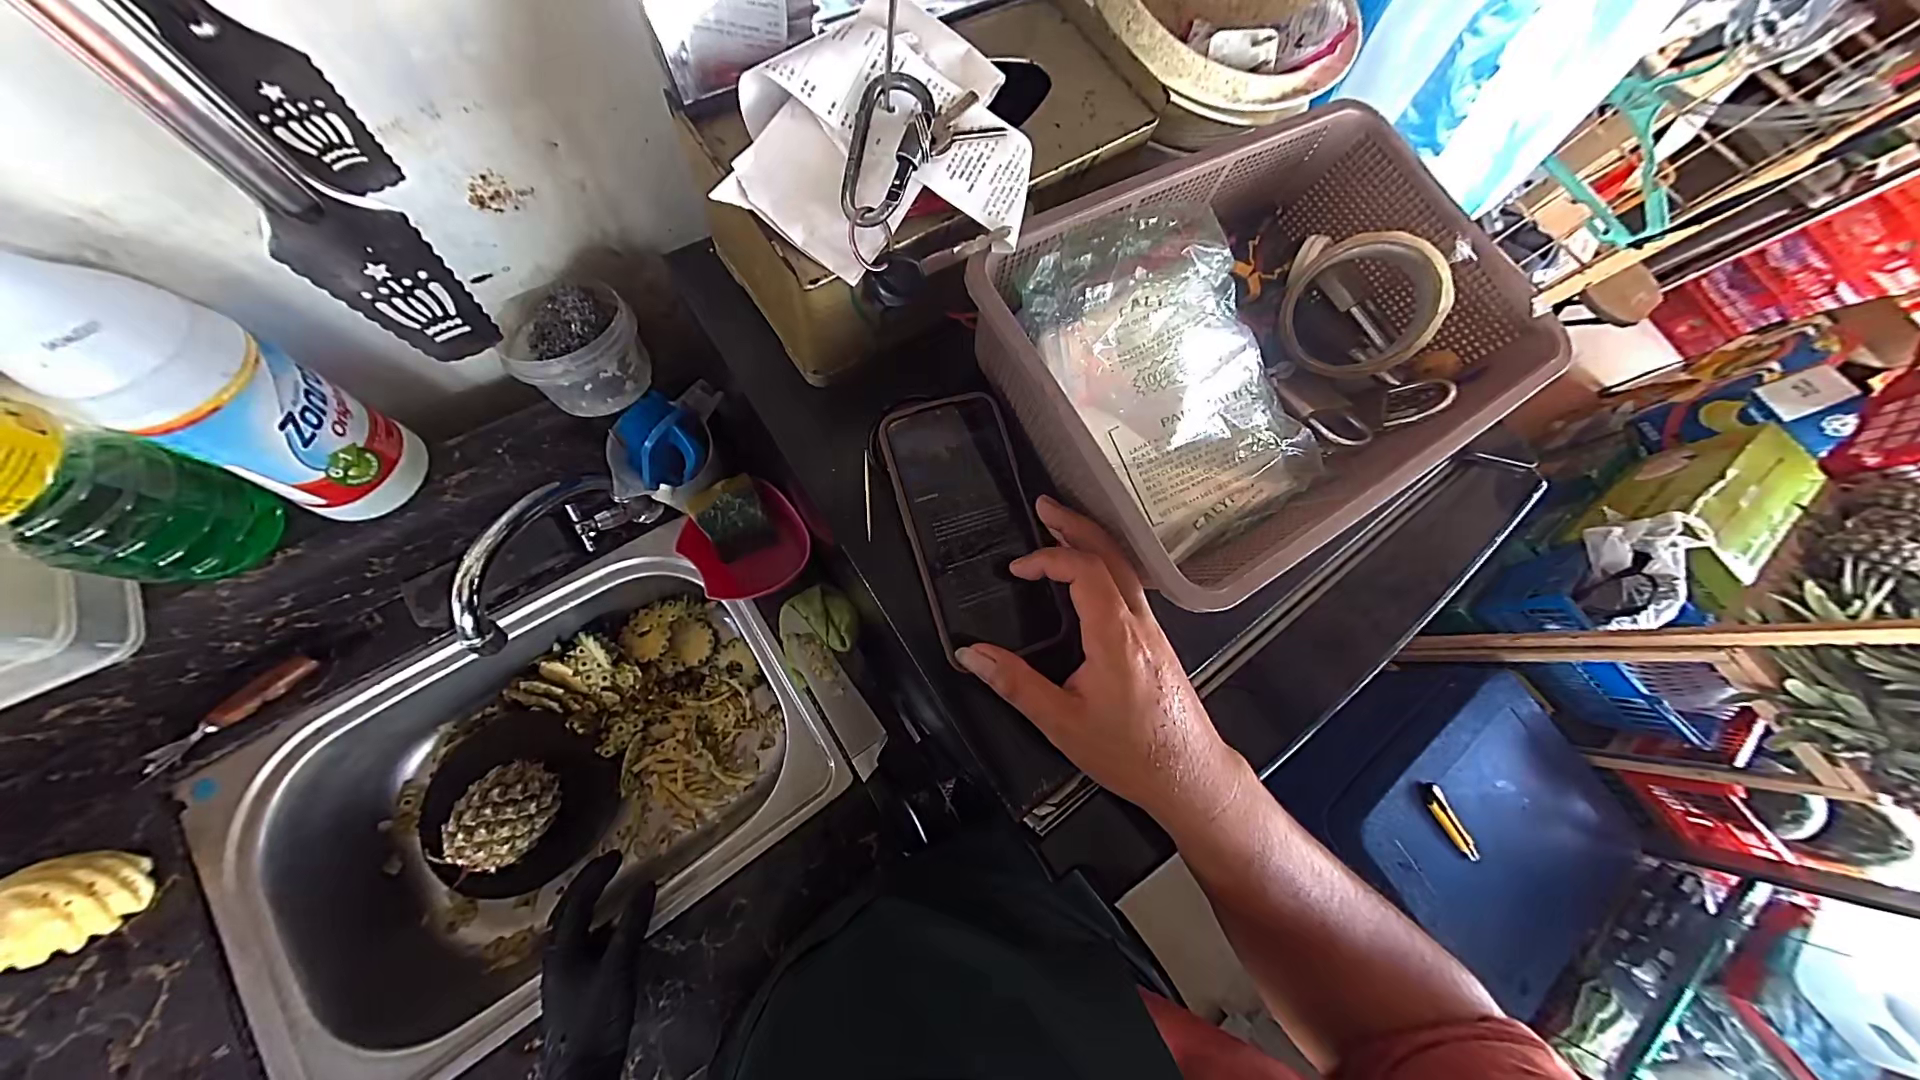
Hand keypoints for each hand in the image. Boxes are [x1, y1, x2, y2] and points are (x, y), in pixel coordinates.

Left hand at [540, 852, 655, 1079]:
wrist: (581, 1070)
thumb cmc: (597, 1017)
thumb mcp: (619, 967)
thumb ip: (632, 926)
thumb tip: (646, 886)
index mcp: (562, 949)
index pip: (577, 900)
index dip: (596, 875)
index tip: (617, 855)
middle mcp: (557, 957)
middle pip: (568, 911)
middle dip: (588, 885)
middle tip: (611, 866)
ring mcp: (562, 973)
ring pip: (575, 928)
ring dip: (593, 905)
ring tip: (614, 891)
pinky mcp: (572, 986)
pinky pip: (583, 943)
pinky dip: (599, 926)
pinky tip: (615, 930)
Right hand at [955, 497, 1244, 826]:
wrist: (1190, 775)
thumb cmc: (1134, 753)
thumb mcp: (1061, 722)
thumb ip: (1014, 684)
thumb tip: (974, 656)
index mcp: (1116, 636)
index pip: (1084, 570)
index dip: (1048, 558)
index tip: (1019, 567)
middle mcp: (1139, 624)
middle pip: (1110, 554)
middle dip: (1074, 524)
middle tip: (1045, 506)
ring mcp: (1152, 629)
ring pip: (1124, 567)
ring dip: (1091, 540)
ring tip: (1063, 528)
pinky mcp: (1156, 640)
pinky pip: (1130, 585)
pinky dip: (1104, 564)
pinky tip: (1091, 573)